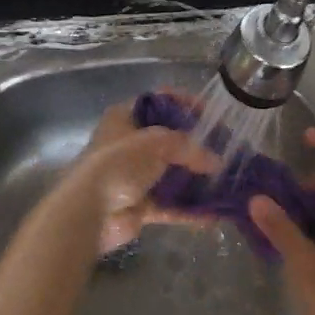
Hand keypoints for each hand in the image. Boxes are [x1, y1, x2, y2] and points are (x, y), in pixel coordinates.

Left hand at [68, 99, 214, 253]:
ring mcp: (134, 177)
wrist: (90, 211)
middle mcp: (129, 144)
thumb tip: (216, 161)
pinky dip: (189, 210)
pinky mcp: (139, 206)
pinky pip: (169, 205)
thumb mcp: (157, 142)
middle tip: (224, 149)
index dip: (185, 103)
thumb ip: (188, 147)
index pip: (160, 101)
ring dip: (195, 179)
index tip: (212, 113)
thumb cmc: (120, 162)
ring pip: (171, 174)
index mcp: (126, 117)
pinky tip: (214, 213)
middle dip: (195, 146)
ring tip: (225, 180)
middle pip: (168, 140)